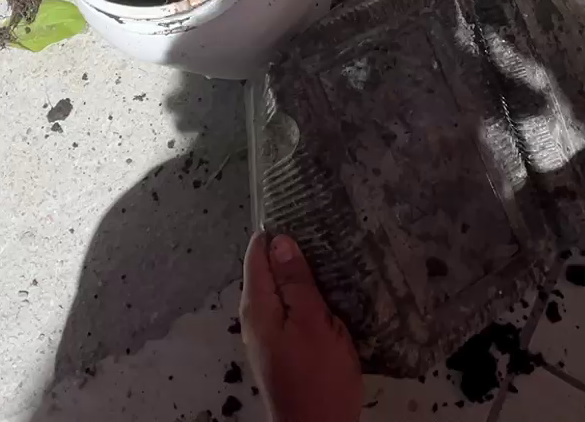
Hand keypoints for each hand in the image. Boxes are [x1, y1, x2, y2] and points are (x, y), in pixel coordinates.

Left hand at [241, 232, 363, 421]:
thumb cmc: (318, 375)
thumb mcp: (312, 322)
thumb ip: (295, 282)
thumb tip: (280, 240)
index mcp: (258, 307)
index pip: (257, 253)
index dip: (276, 230)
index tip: (301, 209)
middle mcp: (256, 316)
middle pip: (267, 268)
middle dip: (290, 248)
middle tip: (321, 225)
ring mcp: (268, 333)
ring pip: (281, 287)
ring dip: (300, 270)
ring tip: (328, 248)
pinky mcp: (284, 344)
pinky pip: (290, 305)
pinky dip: (304, 291)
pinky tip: (326, 285)